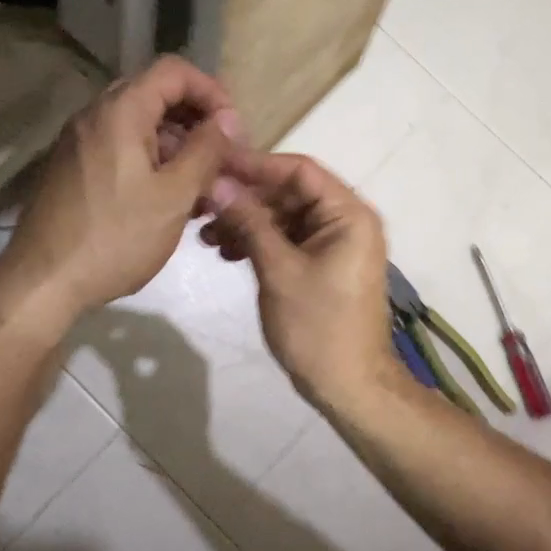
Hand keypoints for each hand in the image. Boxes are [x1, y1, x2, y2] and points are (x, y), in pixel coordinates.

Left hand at [0, 56, 242, 323]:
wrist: (42, 281)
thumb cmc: (115, 238)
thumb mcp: (173, 197)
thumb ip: (205, 151)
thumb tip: (227, 120)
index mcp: (120, 111)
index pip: (174, 71)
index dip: (211, 91)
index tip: (233, 129)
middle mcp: (93, 115)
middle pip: (154, 95)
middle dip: (194, 121)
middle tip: (220, 158)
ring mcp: (77, 142)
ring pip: (136, 126)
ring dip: (173, 146)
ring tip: (200, 188)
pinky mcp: (70, 169)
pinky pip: (117, 148)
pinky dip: (147, 162)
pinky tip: (165, 201)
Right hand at [202, 151, 402, 408]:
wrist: (349, 386)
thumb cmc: (318, 326)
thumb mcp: (279, 270)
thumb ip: (249, 222)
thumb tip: (218, 183)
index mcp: (348, 214)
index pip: (299, 170)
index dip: (255, 164)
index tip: (212, 164)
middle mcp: (345, 221)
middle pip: (289, 192)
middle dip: (245, 197)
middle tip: (201, 204)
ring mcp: (333, 244)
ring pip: (283, 217)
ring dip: (246, 221)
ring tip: (206, 236)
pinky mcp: (321, 265)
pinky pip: (286, 240)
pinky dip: (258, 242)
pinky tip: (225, 252)